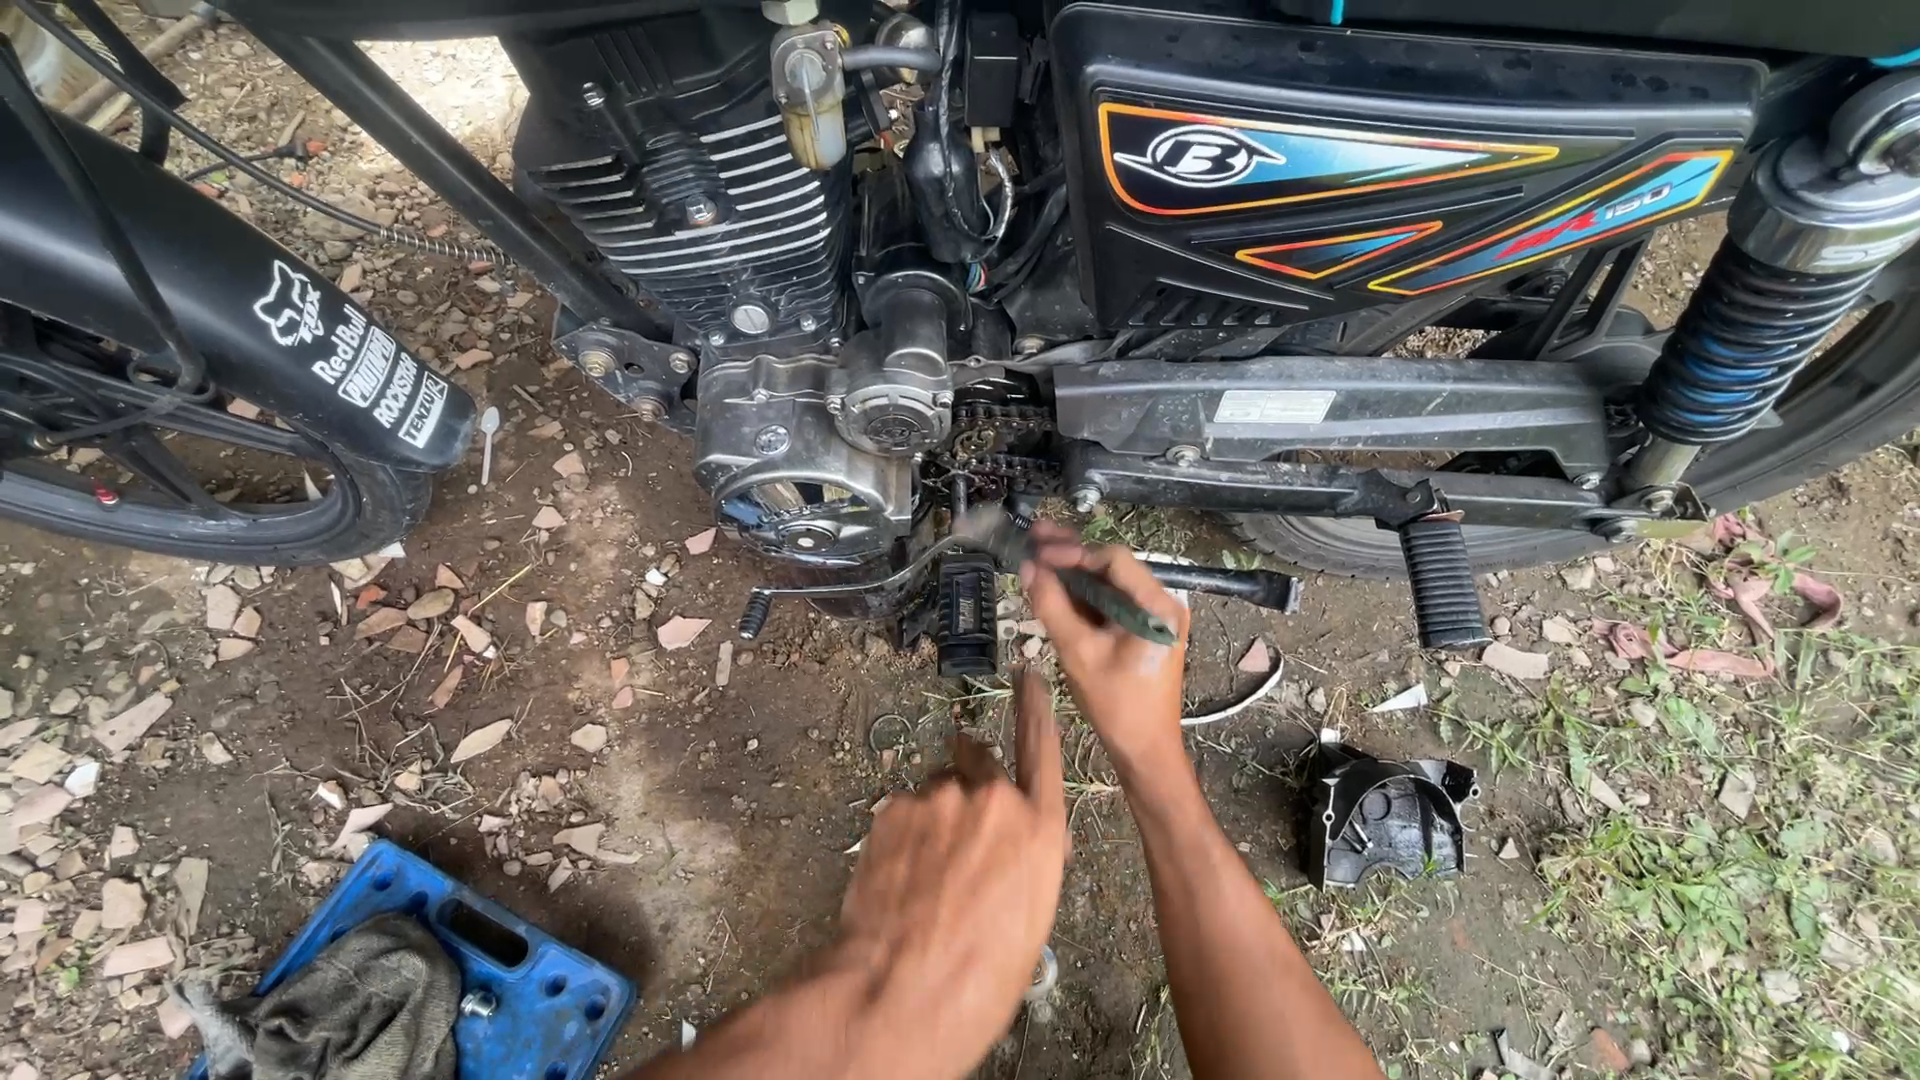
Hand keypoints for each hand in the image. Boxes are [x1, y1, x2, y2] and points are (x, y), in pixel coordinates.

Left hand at [832, 669, 1066, 1079]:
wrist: (900, 988)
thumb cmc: (981, 973)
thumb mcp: (1031, 918)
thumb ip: (1030, 857)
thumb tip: (1024, 838)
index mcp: (1039, 828)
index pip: (1042, 747)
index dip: (1035, 706)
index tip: (1027, 673)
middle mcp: (992, 799)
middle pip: (982, 763)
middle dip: (973, 781)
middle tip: (959, 833)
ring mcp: (939, 797)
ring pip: (939, 787)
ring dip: (937, 811)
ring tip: (925, 868)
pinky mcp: (894, 806)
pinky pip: (906, 806)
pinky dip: (906, 829)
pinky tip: (899, 871)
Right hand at [1021, 522, 1189, 772]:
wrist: (1144, 751)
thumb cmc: (1117, 705)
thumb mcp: (1079, 653)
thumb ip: (1052, 607)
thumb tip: (1028, 567)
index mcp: (1158, 605)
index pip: (1113, 559)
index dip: (1074, 551)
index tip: (1038, 553)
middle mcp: (1160, 603)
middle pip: (1110, 566)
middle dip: (1070, 553)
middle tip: (1033, 536)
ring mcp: (1151, 616)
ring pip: (1106, 583)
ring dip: (1072, 571)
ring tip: (1035, 553)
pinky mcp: (1139, 630)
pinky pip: (1107, 603)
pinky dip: (1080, 594)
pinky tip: (1051, 584)